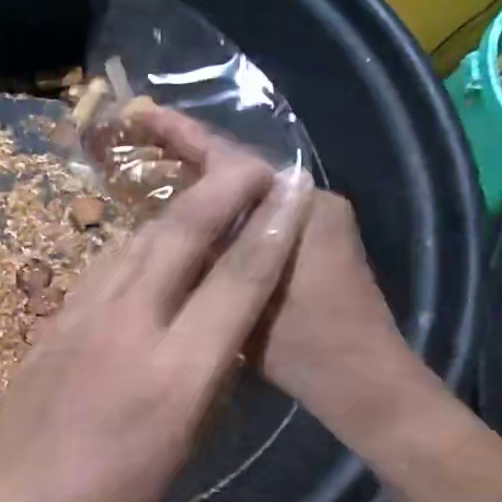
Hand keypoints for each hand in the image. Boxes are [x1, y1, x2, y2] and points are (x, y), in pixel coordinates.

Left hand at [0, 141, 313, 501]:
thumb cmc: (106, 499)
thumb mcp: (178, 447)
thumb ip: (204, 377)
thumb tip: (220, 330)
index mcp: (174, 373)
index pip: (236, 282)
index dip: (271, 229)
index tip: (293, 187)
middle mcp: (128, 327)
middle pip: (179, 236)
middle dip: (220, 191)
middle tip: (251, 165)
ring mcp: (81, 316)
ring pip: (135, 243)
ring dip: (174, 215)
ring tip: (203, 200)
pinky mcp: (52, 320)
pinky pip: (103, 269)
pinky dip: (134, 248)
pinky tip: (144, 251)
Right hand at [128, 108, 418, 433]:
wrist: (363, 384)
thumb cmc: (305, 343)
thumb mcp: (244, 294)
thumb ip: (210, 249)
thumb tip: (170, 218)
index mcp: (296, 204)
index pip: (229, 157)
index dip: (182, 135)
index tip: (143, 117)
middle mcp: (307, 201)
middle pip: (237, 171)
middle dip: (188, 155)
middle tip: (139, 144)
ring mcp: (310, 224)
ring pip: (245, 195)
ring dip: (202, 185)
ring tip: (153, 175)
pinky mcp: (307, 248)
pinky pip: (254, 218)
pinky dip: (219, 214)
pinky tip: (186, 222)